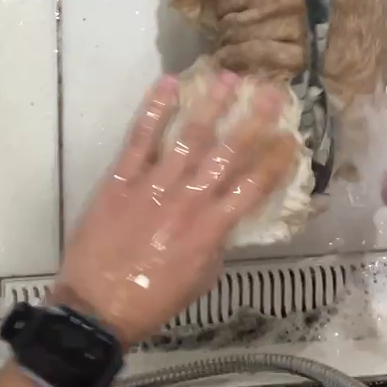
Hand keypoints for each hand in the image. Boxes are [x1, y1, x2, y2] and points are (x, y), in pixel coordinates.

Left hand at [53, 74, 297, 345]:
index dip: (276, 159)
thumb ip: (218, 242)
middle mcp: (189, 200)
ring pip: (189, 137)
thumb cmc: (153, 300)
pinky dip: (154, 110)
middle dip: (253, 119)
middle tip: (271, 91)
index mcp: (212, 228)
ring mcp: (153, 186)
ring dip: (211, 105)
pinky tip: (168, 84)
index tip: (291, 137)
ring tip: (228, 77)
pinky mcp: (121, 180)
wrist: (95, 310)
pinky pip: (140, 139)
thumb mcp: (202, 278)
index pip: (254, 186)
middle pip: (228, 152)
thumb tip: (228, 215)